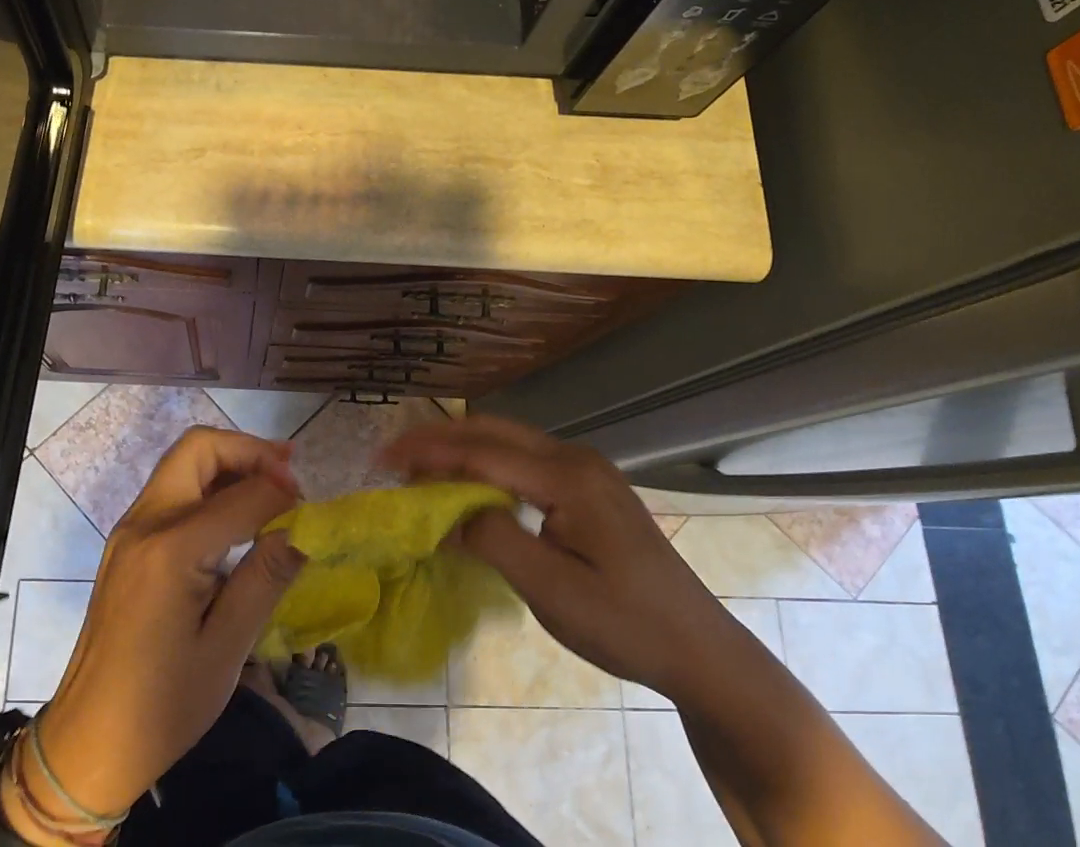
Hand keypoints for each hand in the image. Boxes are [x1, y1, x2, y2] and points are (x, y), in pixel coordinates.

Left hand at [7, 428, 305, 837]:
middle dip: (247, 450)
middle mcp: (144, 524)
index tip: (313, 510)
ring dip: (228, 465)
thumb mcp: (226, 648)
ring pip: (181, 466)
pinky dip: (209, 489)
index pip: (243, 494)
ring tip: (273, 489)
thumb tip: (302, 530)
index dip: (284, 493)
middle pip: (196, 449)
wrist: (89, 741)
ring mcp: (129, 533)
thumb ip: (265, 578)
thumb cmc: (162, 705)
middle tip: (291, 471)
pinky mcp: (127, 549)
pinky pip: (171, 494)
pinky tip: (239, 519)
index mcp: (170, 549)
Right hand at [380, 415, 727, 694]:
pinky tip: (468, 488)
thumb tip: (442, 511)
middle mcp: (577, 459)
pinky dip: (487, 467)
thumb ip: (492, 539)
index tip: (382, 460)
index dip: (428, 454)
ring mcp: (588, 472)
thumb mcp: (550, 588)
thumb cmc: (624, 622)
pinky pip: (527, 463)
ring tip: (419, 470)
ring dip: (463, 450)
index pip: (482, 452)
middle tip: (392, 456)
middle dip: (440, 439)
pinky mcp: (590, 490)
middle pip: (495, 432)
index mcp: (568, 478)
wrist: (697, 647)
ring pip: (511, 443)